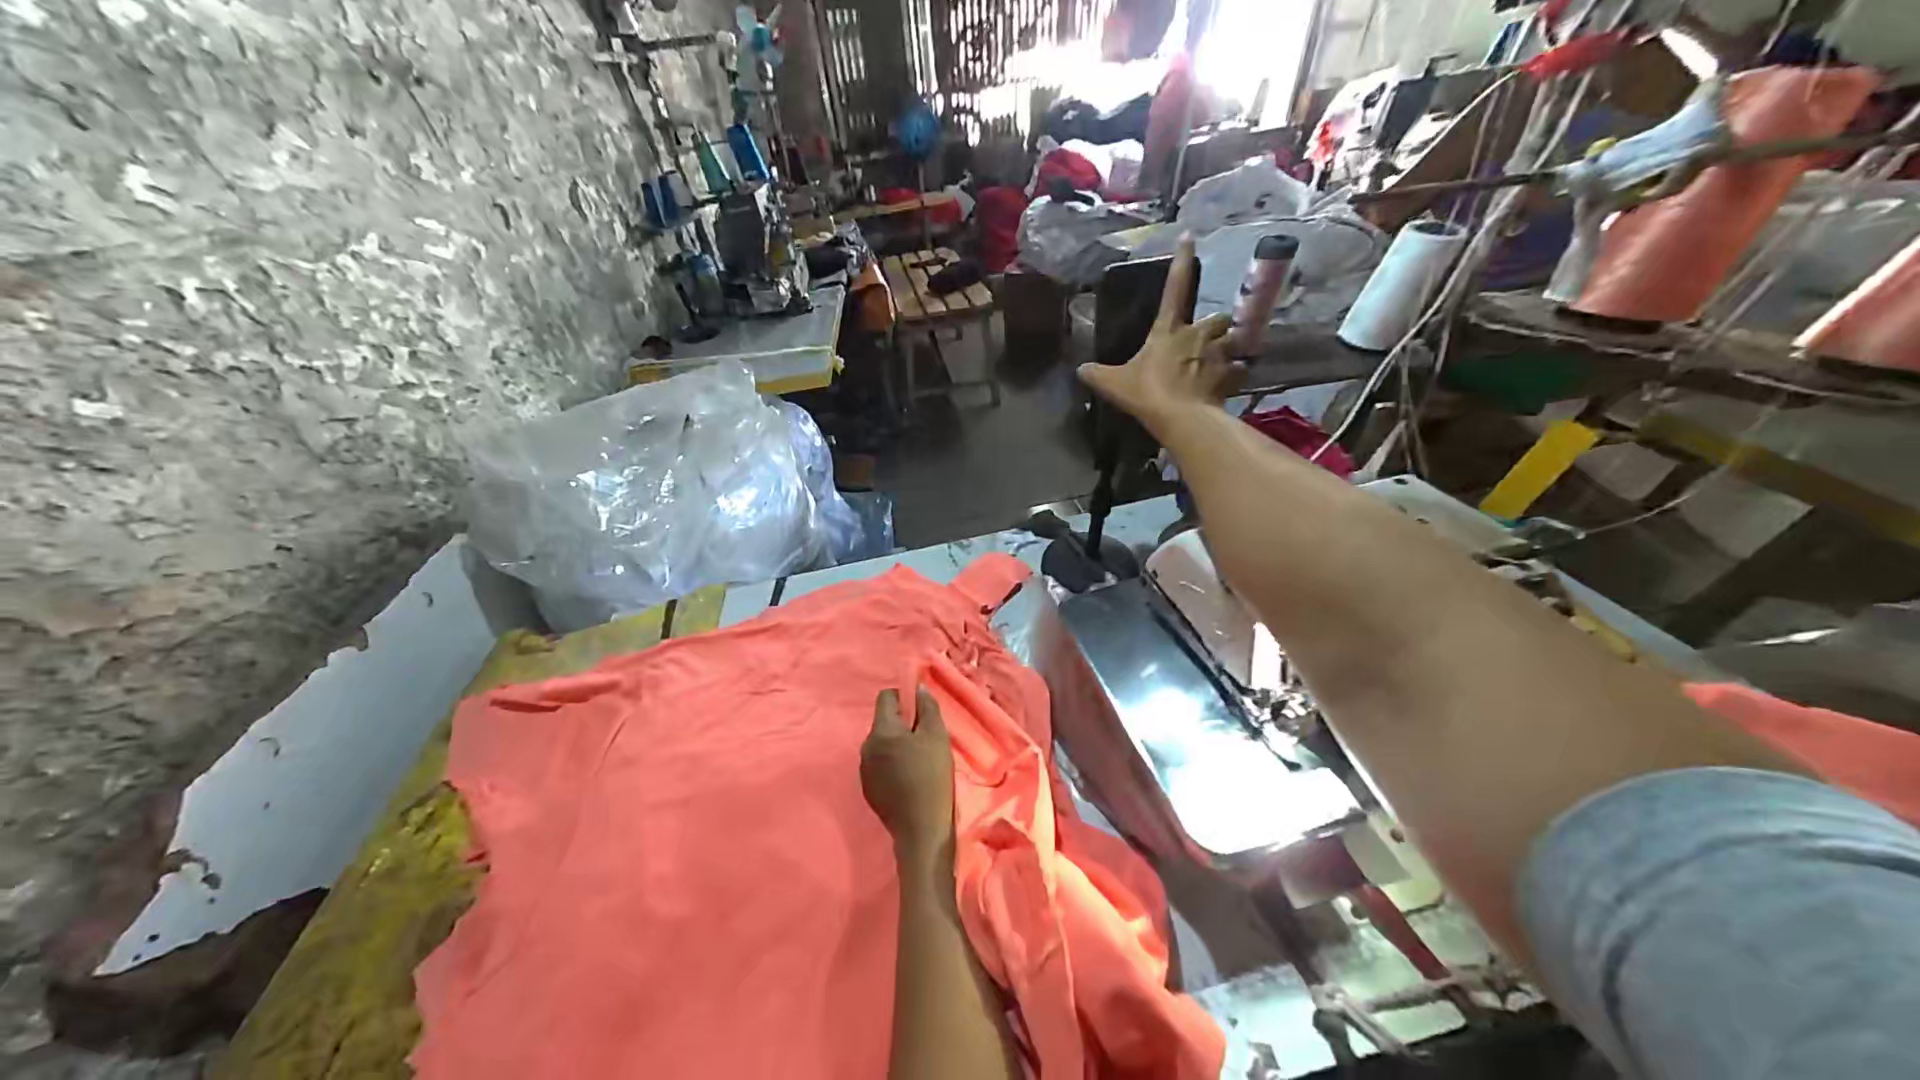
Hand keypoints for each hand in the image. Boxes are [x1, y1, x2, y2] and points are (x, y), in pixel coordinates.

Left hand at [860, 685, 954, 860]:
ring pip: (881, 743)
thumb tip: (917, 688)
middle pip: (884, 721)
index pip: (885, 697)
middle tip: (925, 739)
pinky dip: (892, 763)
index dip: (905, 698)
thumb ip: (927, 707)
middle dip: (903, 724)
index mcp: (880, 730)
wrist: (921, 828)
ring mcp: (864, 769)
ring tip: (918, 760)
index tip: (922, 713)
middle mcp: (865, 746)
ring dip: (897, 744)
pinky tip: (908, 778)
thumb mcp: (937, 736)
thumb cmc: (932, 776)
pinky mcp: (867, 788)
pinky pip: (879, 763)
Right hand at [1076, 234, 1240, 433]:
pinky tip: (1226, 384)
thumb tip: (1080, 369)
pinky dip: (1235, 375)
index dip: (1181, 260)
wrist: (1182, 418)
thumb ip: (1096, 374)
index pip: (1175, 286)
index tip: (1190, 236)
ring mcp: (1219, 353)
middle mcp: (1198, 334)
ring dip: (1229, 347)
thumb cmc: (1147, 393)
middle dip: (1215, 325)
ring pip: (1235, 339)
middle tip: (1206, 339)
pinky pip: (1239, 370)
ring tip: (1221, 361)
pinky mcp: (1232, 375)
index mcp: (1168, 329)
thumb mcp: (1113, 384)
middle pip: (1218, 317)